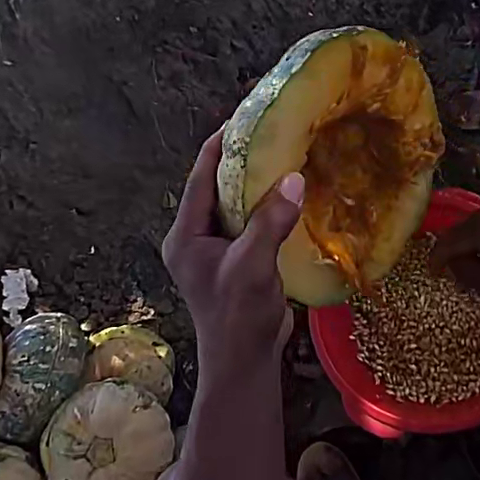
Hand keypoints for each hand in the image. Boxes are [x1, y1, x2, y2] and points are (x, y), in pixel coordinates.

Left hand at [162, 131, 304, 373]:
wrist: (244, 361)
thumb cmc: (238, 316)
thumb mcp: (252, 266)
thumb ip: (270, 222)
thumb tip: (294, 180)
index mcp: (186, 235)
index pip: (200, 178)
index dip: (219, 146)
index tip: (242, 118)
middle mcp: (195, 237)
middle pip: (216, 187)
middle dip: (241, 161)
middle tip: (270, 133)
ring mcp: (215, 249)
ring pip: (235, 204)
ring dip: (256, 184)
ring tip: (283, 155)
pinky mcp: (236, 259)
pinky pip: (250, 222)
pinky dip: (267, 206)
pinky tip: (289, 194)